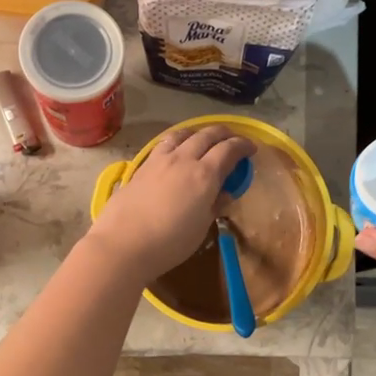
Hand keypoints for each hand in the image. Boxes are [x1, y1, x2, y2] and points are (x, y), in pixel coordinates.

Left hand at [87, 124, 255, 281]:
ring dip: (198, 132)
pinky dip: (177, 141)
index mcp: (204, 175)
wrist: (123, 244)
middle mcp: (183, 159)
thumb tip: (224, 193)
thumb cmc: (169, 243)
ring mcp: (159, 160)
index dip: (243, 145)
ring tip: (203, 138)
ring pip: (182, 134)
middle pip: (207, 135)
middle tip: (233, 139)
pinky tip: (175, 150)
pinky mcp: (141, 166)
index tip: (251, 148)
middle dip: (224, 134)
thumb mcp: (201, 228)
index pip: (229, 150)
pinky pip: (164, 144)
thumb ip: (214, 206)